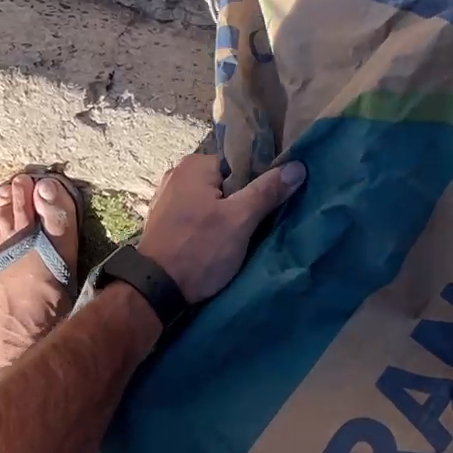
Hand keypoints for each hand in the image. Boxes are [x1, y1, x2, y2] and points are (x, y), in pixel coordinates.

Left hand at [136, 154, 305, 301]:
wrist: (156, 288)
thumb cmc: (200, 249)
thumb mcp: (240, 220)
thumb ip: (267, 191)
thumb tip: (297, 167)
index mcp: (194, 164)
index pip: (239, 163)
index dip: (257, 182)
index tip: (268, 204)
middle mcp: (177, 173)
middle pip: (225, 182)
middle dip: (241, 201)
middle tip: (255, 224)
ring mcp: (166, 197)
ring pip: (211, 200)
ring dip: (225, 216)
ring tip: (238, 237)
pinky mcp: (163, 220)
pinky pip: (196, 214)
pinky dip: (208, 225)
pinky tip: (215, 242)